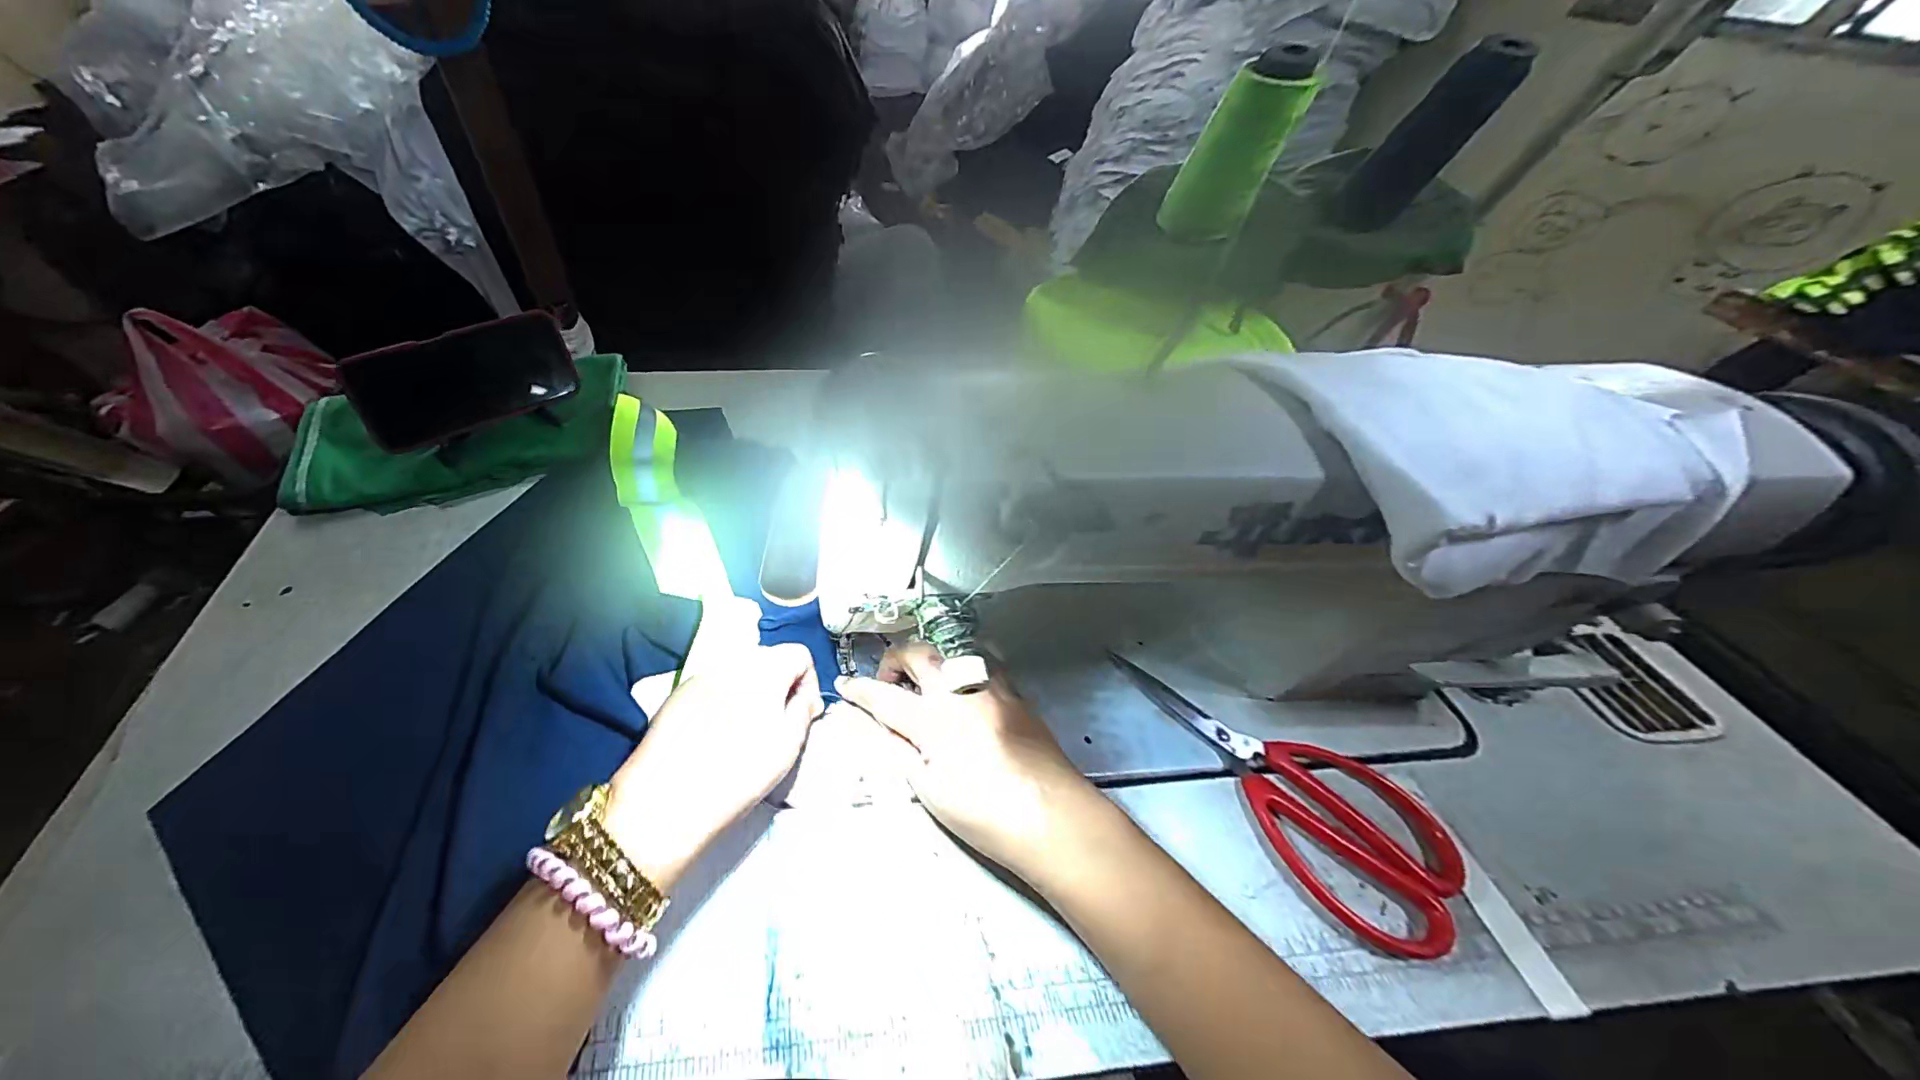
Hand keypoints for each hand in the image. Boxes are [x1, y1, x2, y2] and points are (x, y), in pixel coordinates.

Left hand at [603, 597, 823, 891]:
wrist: (665, 801)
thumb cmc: (739, 772)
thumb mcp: (788, 744)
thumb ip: (802, 710)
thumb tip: (803, 697)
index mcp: (764, 668)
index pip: (800, 654)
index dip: (808, 683)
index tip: (803, 714)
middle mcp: (732, 661)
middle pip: (769, 659)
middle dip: (780, 685)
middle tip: (779, 723)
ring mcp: (700, 676)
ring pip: (739, 672)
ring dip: (752, 692)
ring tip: (748, 730)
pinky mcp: (676, 694)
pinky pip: (713, 686)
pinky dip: (724, 700)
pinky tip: (719, 734)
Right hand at [835, 643, 1099, 877]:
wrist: (1055, 816)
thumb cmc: (986, 815)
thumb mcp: (930, 790)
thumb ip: (898, 750)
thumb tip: (874, 726)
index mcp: (934, 719)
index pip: (885, 696)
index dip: (860, 690)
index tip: (846, 685)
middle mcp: (961, 690)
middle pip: (918, 654)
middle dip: (893, 660)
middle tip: (888, 684)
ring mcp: (993, 688)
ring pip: (952, 651)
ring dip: (930, 661)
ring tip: (926, 688)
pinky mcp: (1017, 694)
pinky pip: (982, 666)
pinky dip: (961, 671)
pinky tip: (964, 695)